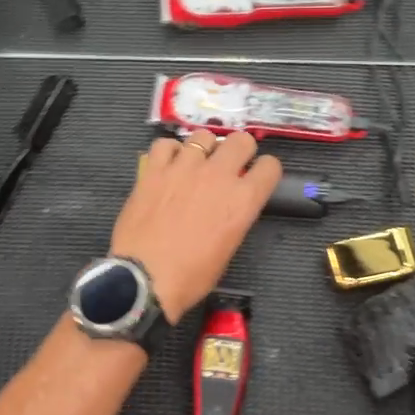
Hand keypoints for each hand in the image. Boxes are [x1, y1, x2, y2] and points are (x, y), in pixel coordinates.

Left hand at [109, 131, 280, 322]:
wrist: (145, 279)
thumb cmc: (191, 276)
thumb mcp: (228, 247)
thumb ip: (234, 215)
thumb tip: (229, 202)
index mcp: (242, 200)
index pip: (270, 166)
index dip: (265, 171)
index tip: (256, 178)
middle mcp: (217, 175)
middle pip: (242, 140)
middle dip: (241, 150)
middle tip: (230, 165)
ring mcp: (184, 168)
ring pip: (204, 136)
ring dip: (206, 147)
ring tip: (198, 162)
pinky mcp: (154, 169)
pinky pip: (166, 144)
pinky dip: (171, 151)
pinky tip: (169, 164)